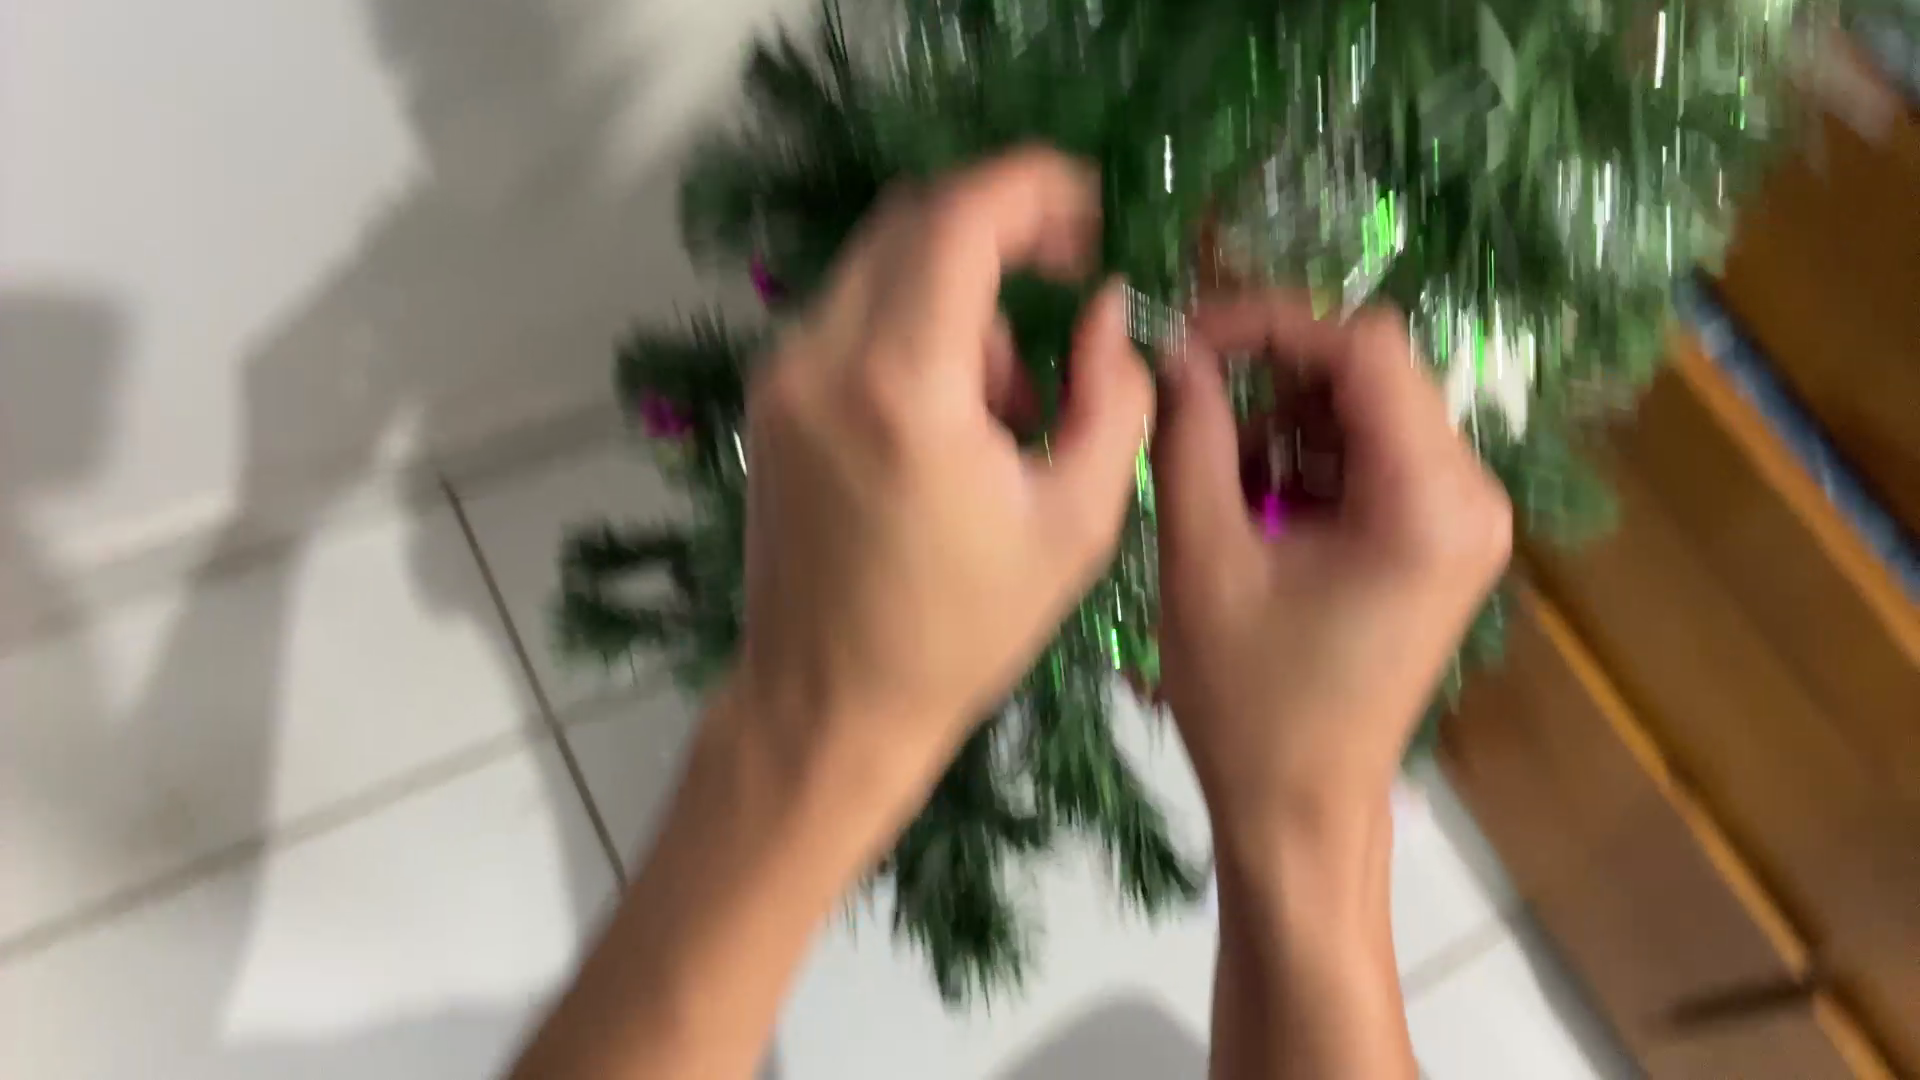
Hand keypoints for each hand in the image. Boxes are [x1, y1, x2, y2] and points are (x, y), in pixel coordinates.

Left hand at [731, 148, 1153, 796]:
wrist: (829, 703)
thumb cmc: (961, 633)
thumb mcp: (1076, 524)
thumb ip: (1111, 396)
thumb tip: (1106, 310)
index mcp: (902, 387)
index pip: (961, 215)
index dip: (1037, 189)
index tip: (1092, 218)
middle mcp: (821, 358)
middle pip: (916, 222)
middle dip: (1005, 234)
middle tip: (1069, 287)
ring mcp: (782, 377)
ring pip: (884, 268)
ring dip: (962, 298)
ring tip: (1009, 402)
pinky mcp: (771, 403)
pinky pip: (854, 319)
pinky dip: (916, 332)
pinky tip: (950, 417)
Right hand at [1152, 294, 1510, 854]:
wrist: (1295, 804)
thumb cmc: (1245, 698)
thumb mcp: (1201, 560)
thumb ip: (1187, 441)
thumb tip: (1173, 351)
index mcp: (1430, 501)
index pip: (1364, 349)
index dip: (1268, 323)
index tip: (1185, 337)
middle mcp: (1466, 496)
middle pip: (1366, 376)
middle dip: (1266, 374)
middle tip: (1181, 399)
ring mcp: (1452, 519)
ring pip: (1357, 413)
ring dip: (1273, 421)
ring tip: (1207, 474)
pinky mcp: (1425, 540)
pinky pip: (1358, 459)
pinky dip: (1292, 459)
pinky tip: (1244, 505)